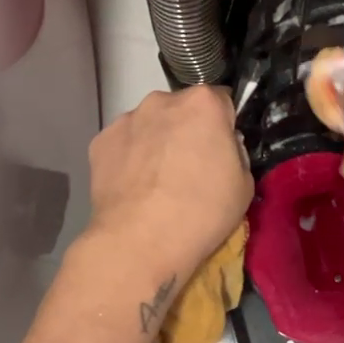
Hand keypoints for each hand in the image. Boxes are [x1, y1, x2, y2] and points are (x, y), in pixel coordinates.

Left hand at [86, 86, 252, 283]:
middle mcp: (162, 100)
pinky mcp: (100, 141)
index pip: (221, 101)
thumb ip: (233, 152)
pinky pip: (123, 144)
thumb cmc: (202, 212)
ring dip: (155, 143)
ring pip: (149, 125)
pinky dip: (129, 159)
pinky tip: (133, 188)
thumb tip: (219, 149)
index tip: (220, 151)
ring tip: (156, 182)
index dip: (223, 126)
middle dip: (186, 131)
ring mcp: (126, 119)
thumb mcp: (244, 184)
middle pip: (181, 110)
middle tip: (188, 168)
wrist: (140, 242)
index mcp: (203, 103)